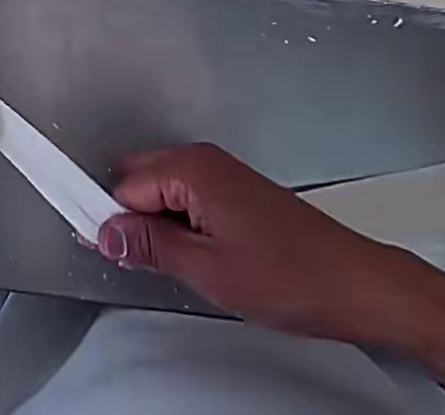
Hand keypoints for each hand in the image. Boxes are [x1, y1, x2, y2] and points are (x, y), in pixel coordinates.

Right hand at [95, 143, 444, 347]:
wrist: (355, 283)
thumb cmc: (295, 274)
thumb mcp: (207, 270)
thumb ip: (148, 246)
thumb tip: (107, 233)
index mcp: (192, 169)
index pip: (123, 186)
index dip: (105, 217)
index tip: (90, 238)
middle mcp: (203, 160)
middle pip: (137, 179)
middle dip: (127, 216)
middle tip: (132, 259)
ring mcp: (219, 171)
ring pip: (159, 188)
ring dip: (152, 221)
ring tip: (170, 262)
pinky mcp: (231, 187)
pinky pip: (183, 194)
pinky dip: (174, 220)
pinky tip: (188, 252)